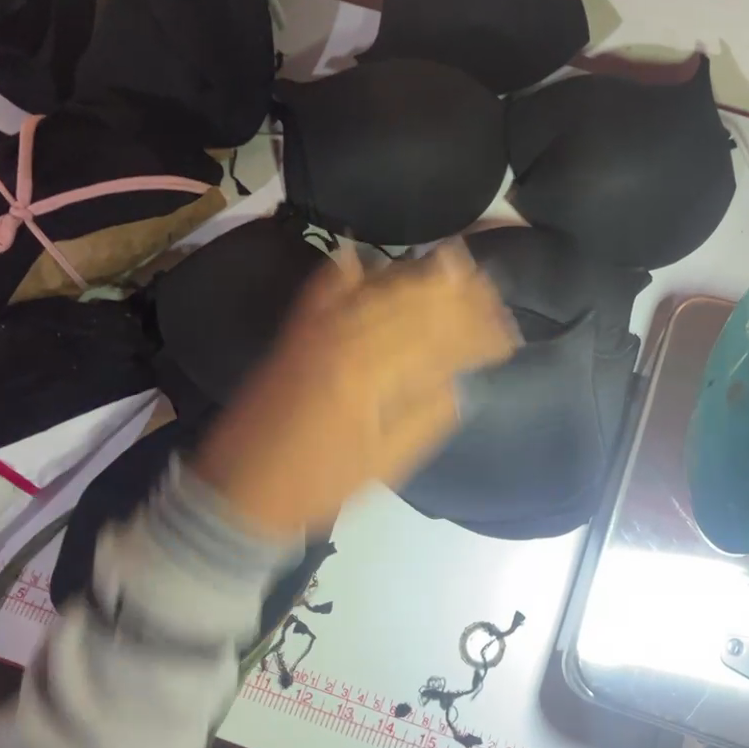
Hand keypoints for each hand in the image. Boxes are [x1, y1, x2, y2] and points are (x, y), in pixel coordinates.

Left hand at [190, 240, 519, 536]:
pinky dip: (348, 270)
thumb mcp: (386, 462)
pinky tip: (364, 256)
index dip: (478, 334)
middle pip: (414, 302)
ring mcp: (315, 331)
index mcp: (372, 376)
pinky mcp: (294, 333)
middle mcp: (345, 340)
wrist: (239, 491)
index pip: (439, 341)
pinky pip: (324, 289)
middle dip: (459, 295)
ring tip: (455, 264)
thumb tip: (459, 381)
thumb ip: (426, 416)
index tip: (509, 333)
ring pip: (378, 289)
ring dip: (419, 275)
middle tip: (493, 288)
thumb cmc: (319, 486)